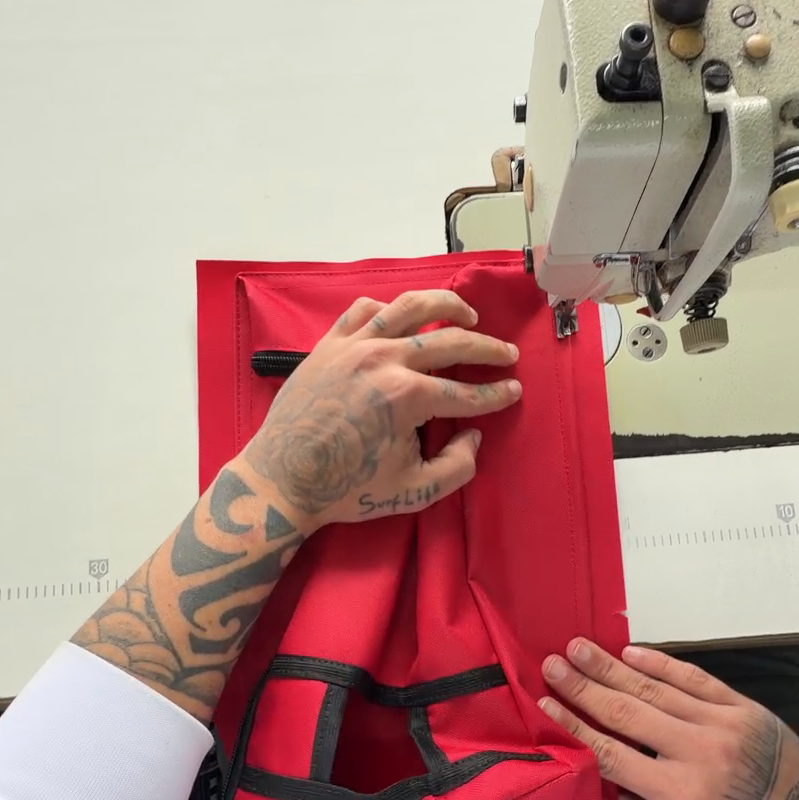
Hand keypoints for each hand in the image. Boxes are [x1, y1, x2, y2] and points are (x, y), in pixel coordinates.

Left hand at [237, 289, 522, 530]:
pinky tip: (403, 319)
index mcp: (407, 397)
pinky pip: (365, 310)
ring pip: (410, 307)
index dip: (497, 393)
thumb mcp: (413, 492)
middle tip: (507, 353)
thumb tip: (473, 435)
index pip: (467, 391)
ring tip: (467, 316)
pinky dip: (390, 309)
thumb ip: (457, 467)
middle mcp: (384, 359)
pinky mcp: (328, 342)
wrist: (283, 479)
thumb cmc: (347, 490)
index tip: (515, 390)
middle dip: (487, 348)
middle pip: (451, 341)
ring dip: (446, 307)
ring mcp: (354, 345)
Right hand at [537, 639, 798, 799]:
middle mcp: (700, 752)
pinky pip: (694, 677)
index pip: (612, 753)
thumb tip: (585, 794)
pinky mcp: (743, 707)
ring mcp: (724, 723)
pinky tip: (630, 650)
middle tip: (550, 663)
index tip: (543, 705)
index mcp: (682, 795)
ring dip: (611, 666)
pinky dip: (660, 662)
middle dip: (583, 686)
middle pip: (627, 710)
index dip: (574, 727)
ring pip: (656, 687)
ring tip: (577, 647)